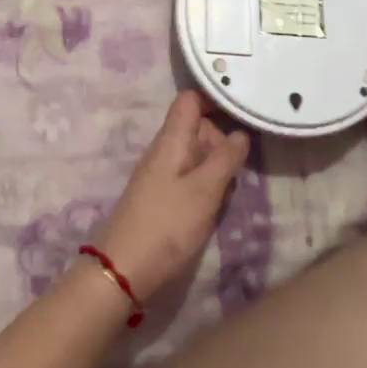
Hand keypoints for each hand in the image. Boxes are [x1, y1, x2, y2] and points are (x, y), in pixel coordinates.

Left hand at [93, 90, 250, 297]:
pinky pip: (188, 175)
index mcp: (171, 138)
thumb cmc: (167, 224)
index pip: (190, 99)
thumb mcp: (204, 191)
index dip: (214, 98)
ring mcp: (160, 172)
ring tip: (231, 188)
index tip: (243, 110)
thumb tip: (240, 133)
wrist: (123, 268)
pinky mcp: (161, 195)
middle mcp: (163, 148)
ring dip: (216, 165)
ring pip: (195, 153)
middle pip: (196, 126)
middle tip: (240, 165)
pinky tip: (215, 204)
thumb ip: (225, 159)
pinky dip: (206, 183)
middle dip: (221, 139)